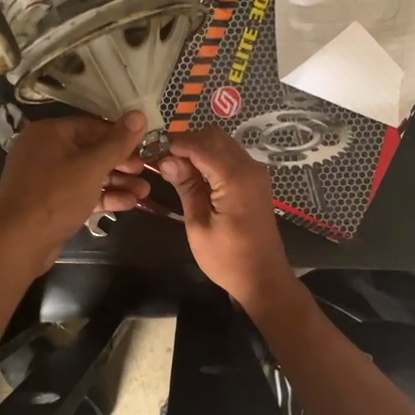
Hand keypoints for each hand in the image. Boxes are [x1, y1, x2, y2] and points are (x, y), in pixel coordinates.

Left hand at [0, 112, 150, 264]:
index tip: (145, 146)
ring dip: (117, 182)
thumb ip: (118, 142)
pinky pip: (80, 193)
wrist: (19, 242)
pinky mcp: (50, 203)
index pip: (92, 125)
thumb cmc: (56, 196)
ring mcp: (46, 178)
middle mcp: (44, 151)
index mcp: (49, 133)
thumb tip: (139, 114)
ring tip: (145, 191)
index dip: (120, 135)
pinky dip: (103, 197)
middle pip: (91, 151)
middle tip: (146, 170)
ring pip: (88, 175)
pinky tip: (129, 203)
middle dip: (121, 162)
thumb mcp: (92, 167)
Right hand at [157, 127, 299, 312]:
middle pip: (214, 137)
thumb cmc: (227, 259)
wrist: (263, 278)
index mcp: (235, 179)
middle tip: (162, 158)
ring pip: (224, 144)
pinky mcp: (256, 182)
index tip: (151, 149)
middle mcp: (250, 168)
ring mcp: (256, 173)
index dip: (175, 143)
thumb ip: (186, 187)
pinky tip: (194, 173)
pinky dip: (211, 157)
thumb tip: (166, 159)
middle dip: (187, 142)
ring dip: (199, 148)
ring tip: (174, 165)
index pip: (201, 146)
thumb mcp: (198, 226)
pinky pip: (231, 157)